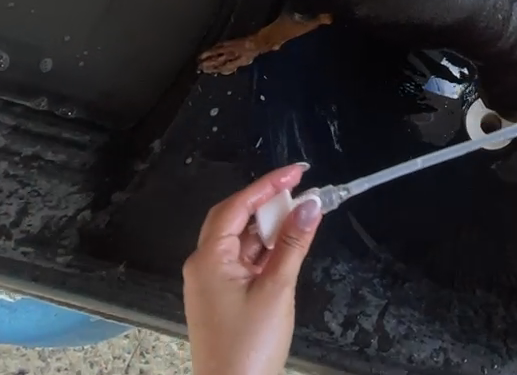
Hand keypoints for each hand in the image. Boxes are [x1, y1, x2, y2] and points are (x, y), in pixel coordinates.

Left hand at [182, 164, 321, 374]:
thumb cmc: (250, 345)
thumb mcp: (277, 288)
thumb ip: (293, 242)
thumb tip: (312, 203)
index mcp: (208, 259)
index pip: (237, 206)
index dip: (268, 184)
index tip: (299, 172)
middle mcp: (204, 266)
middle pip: (234, 218)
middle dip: (266, 201)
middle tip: (299, 189)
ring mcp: (212, 283)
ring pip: (241, 239)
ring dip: (269, 226)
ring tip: (302, 215)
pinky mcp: (223, 298)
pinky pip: (244, 260)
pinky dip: (266, 248)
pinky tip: (288, 245)